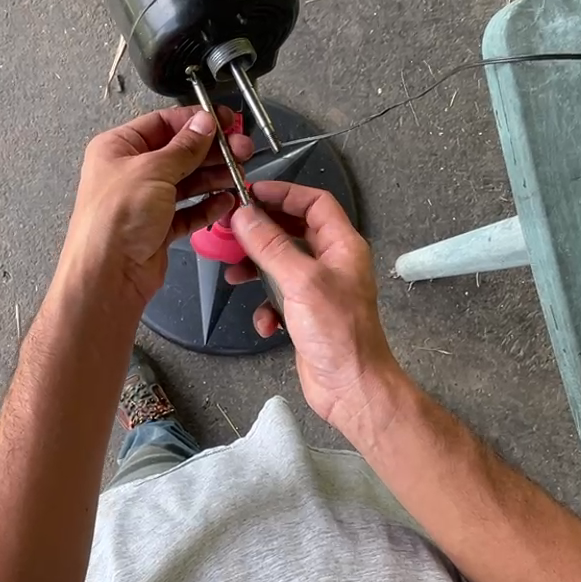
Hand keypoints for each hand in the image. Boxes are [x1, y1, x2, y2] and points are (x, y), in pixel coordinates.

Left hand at [60, 106, 253, 308]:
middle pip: (179, 153)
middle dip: (212, 152)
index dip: (196, 121)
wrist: (108, 276)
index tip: (227, 121)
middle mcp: (132, 172)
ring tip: (240, 175)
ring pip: (187, 183)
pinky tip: (227, 201)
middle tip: (243, 151)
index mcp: (119, 148)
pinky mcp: (159, 229)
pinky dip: (208, 206)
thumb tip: (205, 123)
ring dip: (214, 178)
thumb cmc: (118, 217)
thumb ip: (184, 147)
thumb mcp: (152, 170)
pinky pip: (188, 212)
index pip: (163, 124)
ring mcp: (146, 202)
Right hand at [228, 181, 406, 437]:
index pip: (314, 203)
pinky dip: (267, 309)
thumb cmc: (337, 332)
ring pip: (280, 267)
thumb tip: (243, 215)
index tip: (249, 194)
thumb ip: (270, 246)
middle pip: (292, 232)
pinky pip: (278, 300)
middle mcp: (332, 264)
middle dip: (261, 234)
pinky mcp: (306, 316)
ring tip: (234, 276)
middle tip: (229, 232)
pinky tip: (265, 324)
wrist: (350, 387)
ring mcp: (318, 291)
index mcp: (342, 246)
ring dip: (256, 271)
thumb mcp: (301, 281)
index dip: (284, 194)